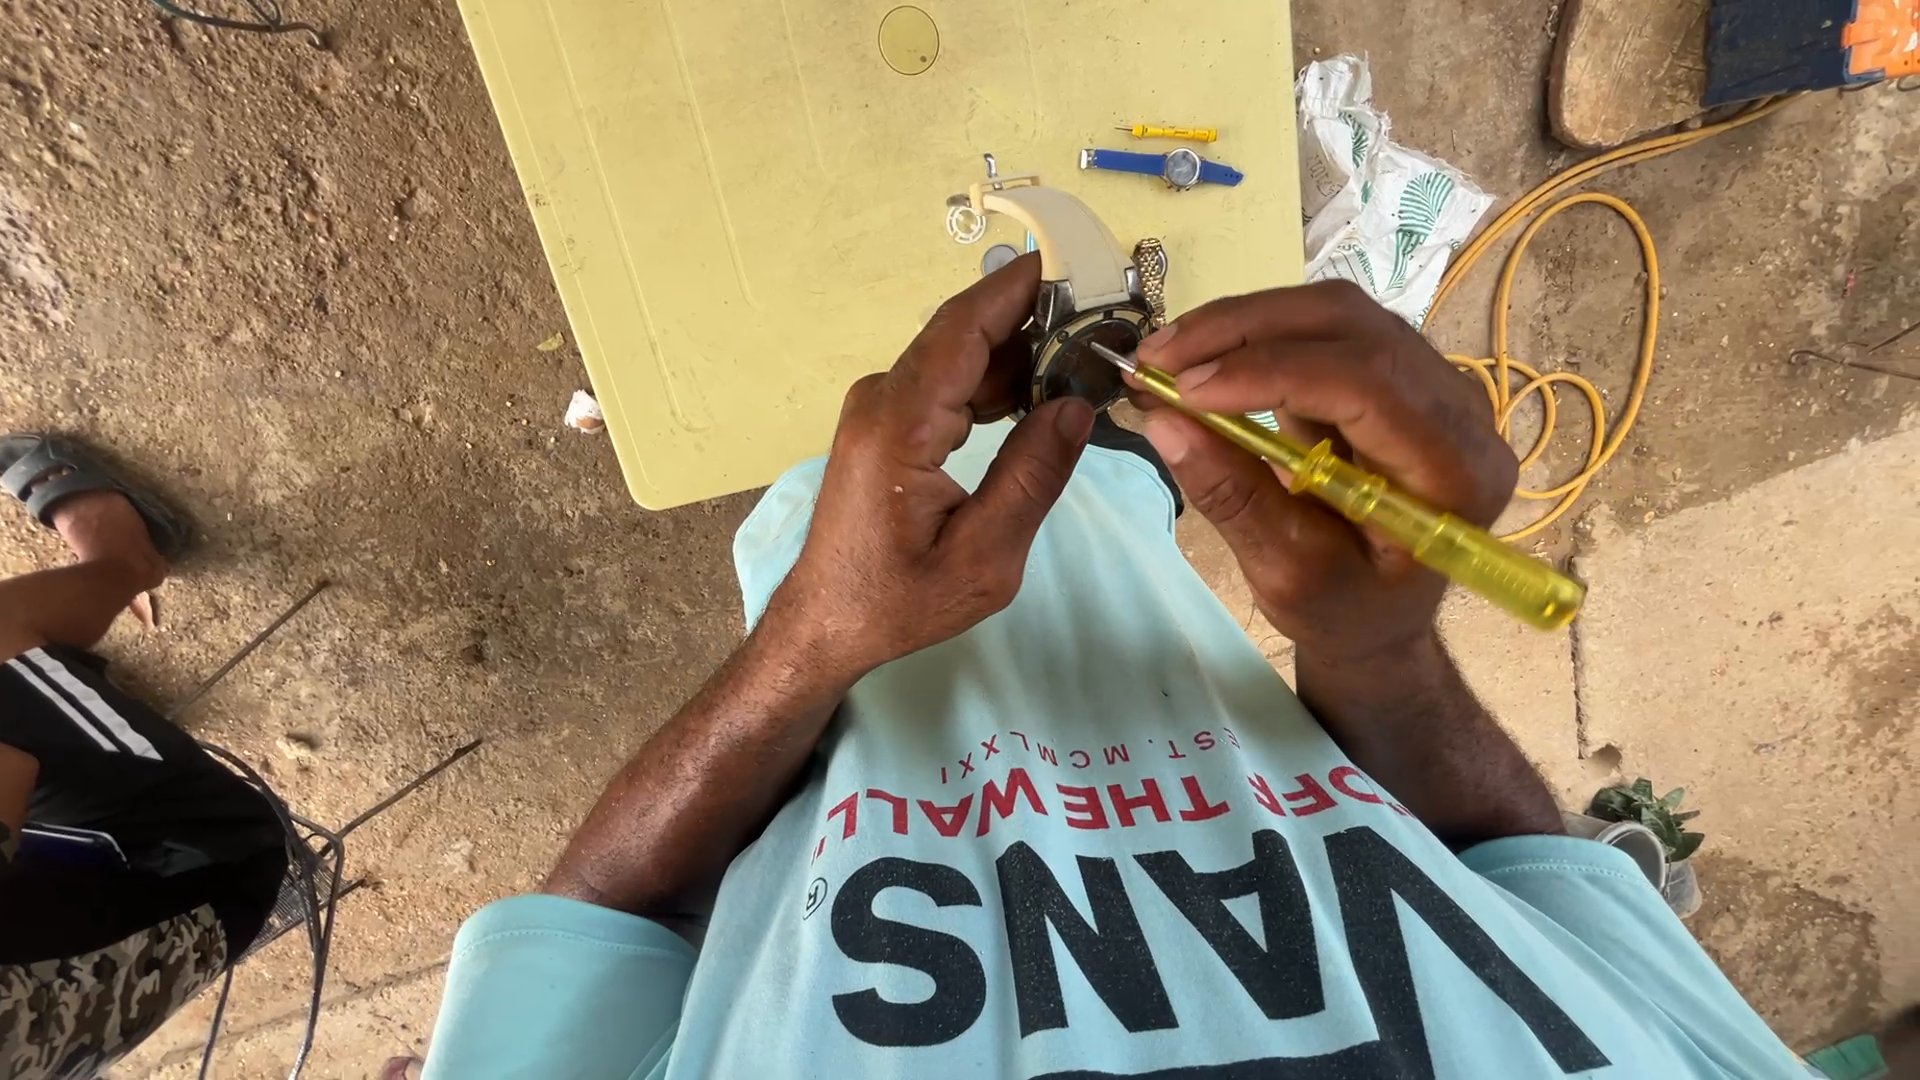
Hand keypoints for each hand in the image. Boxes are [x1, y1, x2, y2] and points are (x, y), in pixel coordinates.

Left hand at [763, 253, 1094, 685]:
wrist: (827, 622)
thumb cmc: (899, 601)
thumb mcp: (984, 558)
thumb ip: (1032, 478)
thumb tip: (1078, 407)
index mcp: (902, 423)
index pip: (966, 326)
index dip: (1021, 287)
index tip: (1078, 260)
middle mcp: (884, 400)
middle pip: (964, 335)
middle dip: (1034, 319)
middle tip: (1104, 319)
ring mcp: (880, 410)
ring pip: (958, 359)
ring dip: (1018, 355)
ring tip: (1085, 355)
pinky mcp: (885, 427)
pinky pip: (946, 388)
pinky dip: (993, 385)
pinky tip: (1039, 395)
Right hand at [1132, 280, 1517, 664]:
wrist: (1379, 616)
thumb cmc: (1345, 611)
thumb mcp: (1286, 572)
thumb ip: (1233, 497)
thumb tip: (1163, 423)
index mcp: (1453, 472)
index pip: (1366, 384)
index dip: (1268, 374)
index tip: (1180, 391)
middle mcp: (1457, 409)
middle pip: (1350, 326)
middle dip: (1240, 331)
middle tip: (1155, 358)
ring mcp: (1428, 385)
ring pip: (1332, 315)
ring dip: (1237, 326)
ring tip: (1163, 356)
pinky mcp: (1389, 378)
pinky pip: (1319, 333)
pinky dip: (1249, 339)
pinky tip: (1198, 360)